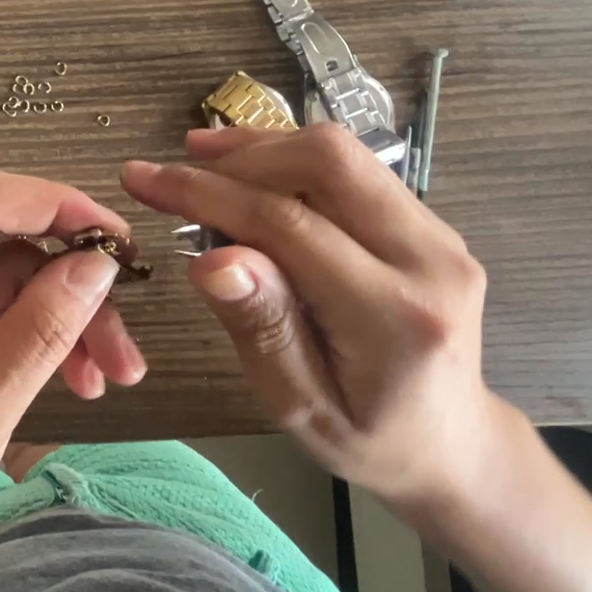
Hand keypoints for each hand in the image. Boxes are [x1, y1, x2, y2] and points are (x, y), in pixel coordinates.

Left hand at [0, 170, 144, 587]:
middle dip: (69, 269)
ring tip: (114, 373)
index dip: (51, 202)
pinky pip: (4, 305)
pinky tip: (81, 377)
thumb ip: (38, 332)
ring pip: (13, 273)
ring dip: (68, 312)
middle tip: (125, 316)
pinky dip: (46, 332)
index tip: (116, 239)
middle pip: (1, 233)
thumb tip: (96, 266)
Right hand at [121, 124, 514, 514]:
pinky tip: (243, 171)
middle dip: (237, 156)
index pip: (287, 225)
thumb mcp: (296, 404)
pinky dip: (287, 160)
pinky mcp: (427, 223)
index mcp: (393, 315)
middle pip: (327, 163)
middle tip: (172, 172)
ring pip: (341, 152)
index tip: (141, 180)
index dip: (205, 194)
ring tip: (197, 160)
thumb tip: (211, 260)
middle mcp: (429, 259)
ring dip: (260, 148)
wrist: (451, 443)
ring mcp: (437, 234)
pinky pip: (352, 168)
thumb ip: (261, 329)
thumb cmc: (363, 437)